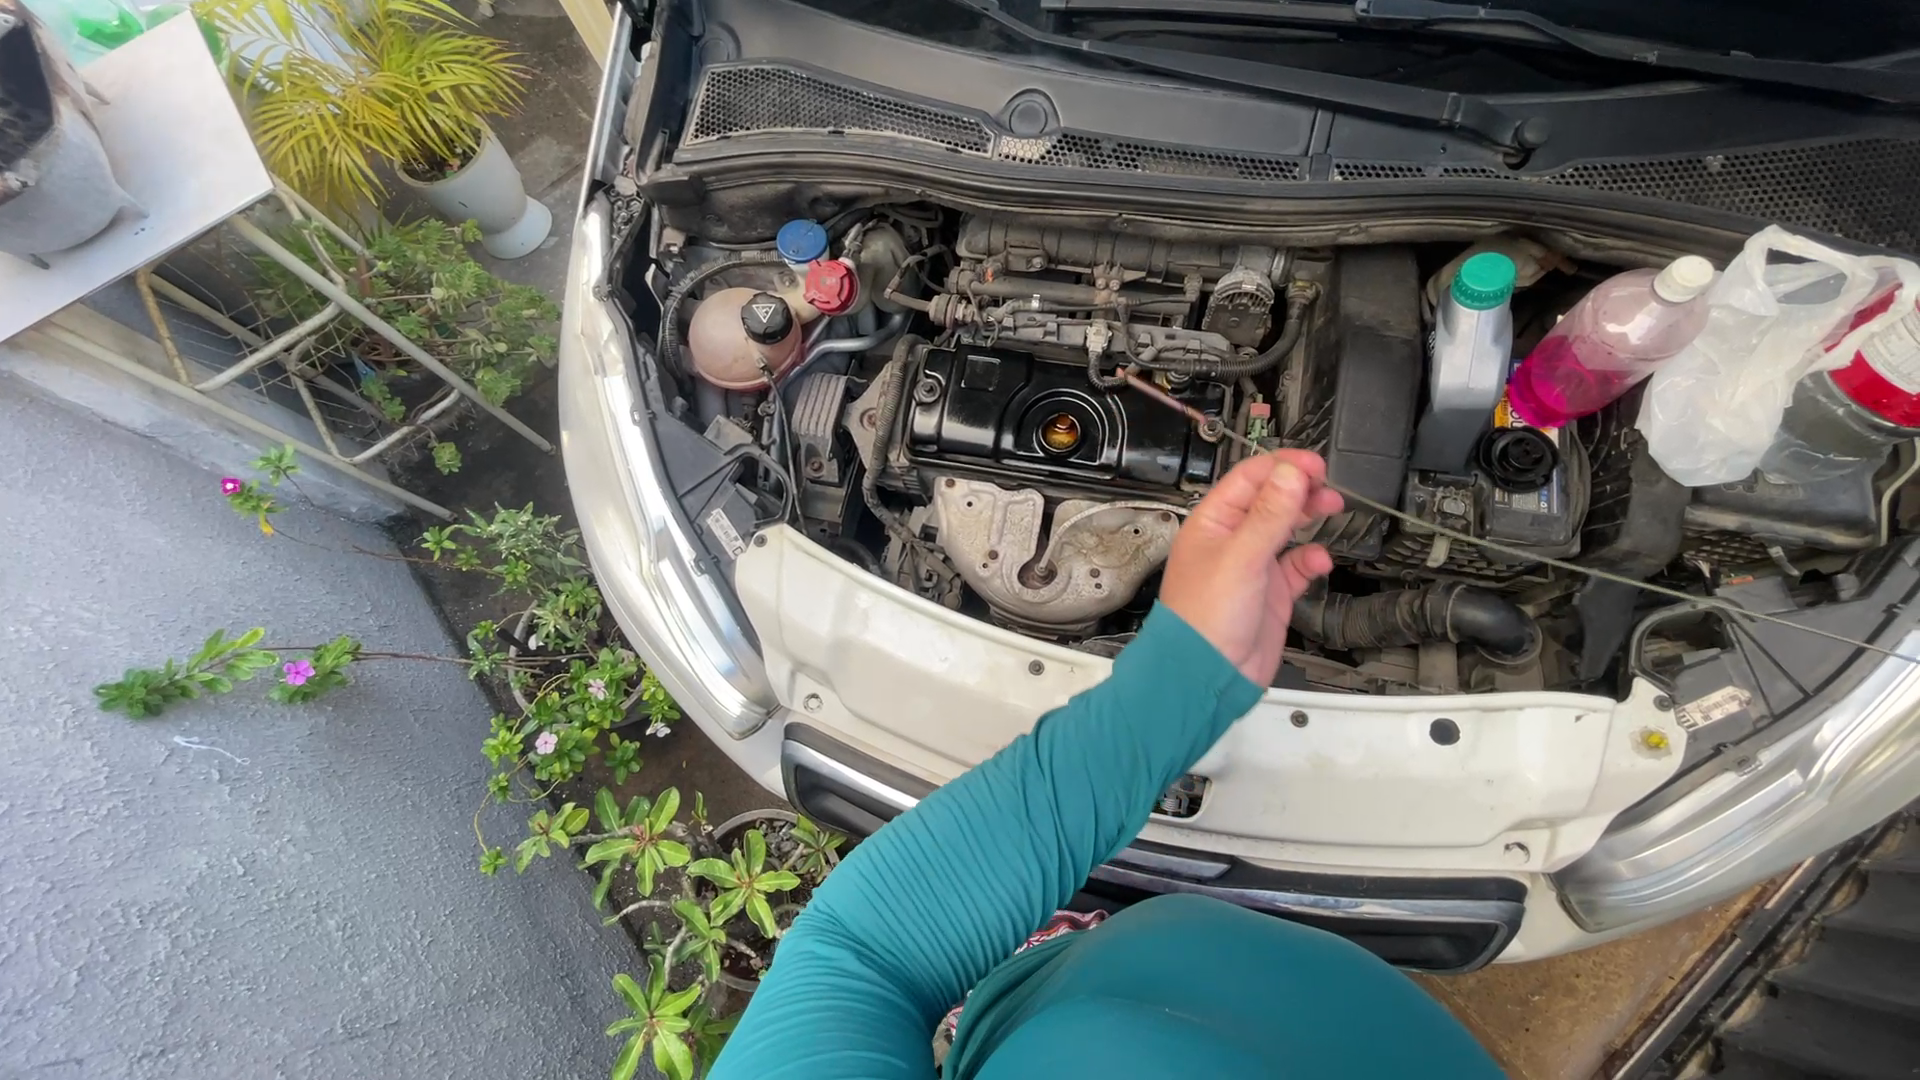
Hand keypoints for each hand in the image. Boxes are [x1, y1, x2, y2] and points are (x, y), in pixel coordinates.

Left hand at [1159, 450, 1342, 685]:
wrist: (1208, 672)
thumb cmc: (1203, 617)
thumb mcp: (1240, 557)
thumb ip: (1269, 515)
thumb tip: (1289, 473)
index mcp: (1211, 523)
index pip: (1248, 479)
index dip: (1282, 467)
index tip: (1315, 466)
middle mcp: (1230, 540)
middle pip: (1270, 499)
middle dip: (1299, 488)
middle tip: (1327, 487)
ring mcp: (1251, 565)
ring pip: (1285, 528)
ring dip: (1308, 516)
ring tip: (1331, 508)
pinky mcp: (1270, 591)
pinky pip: (1296, 565)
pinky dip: (1311, 558)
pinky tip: (1319, 560)